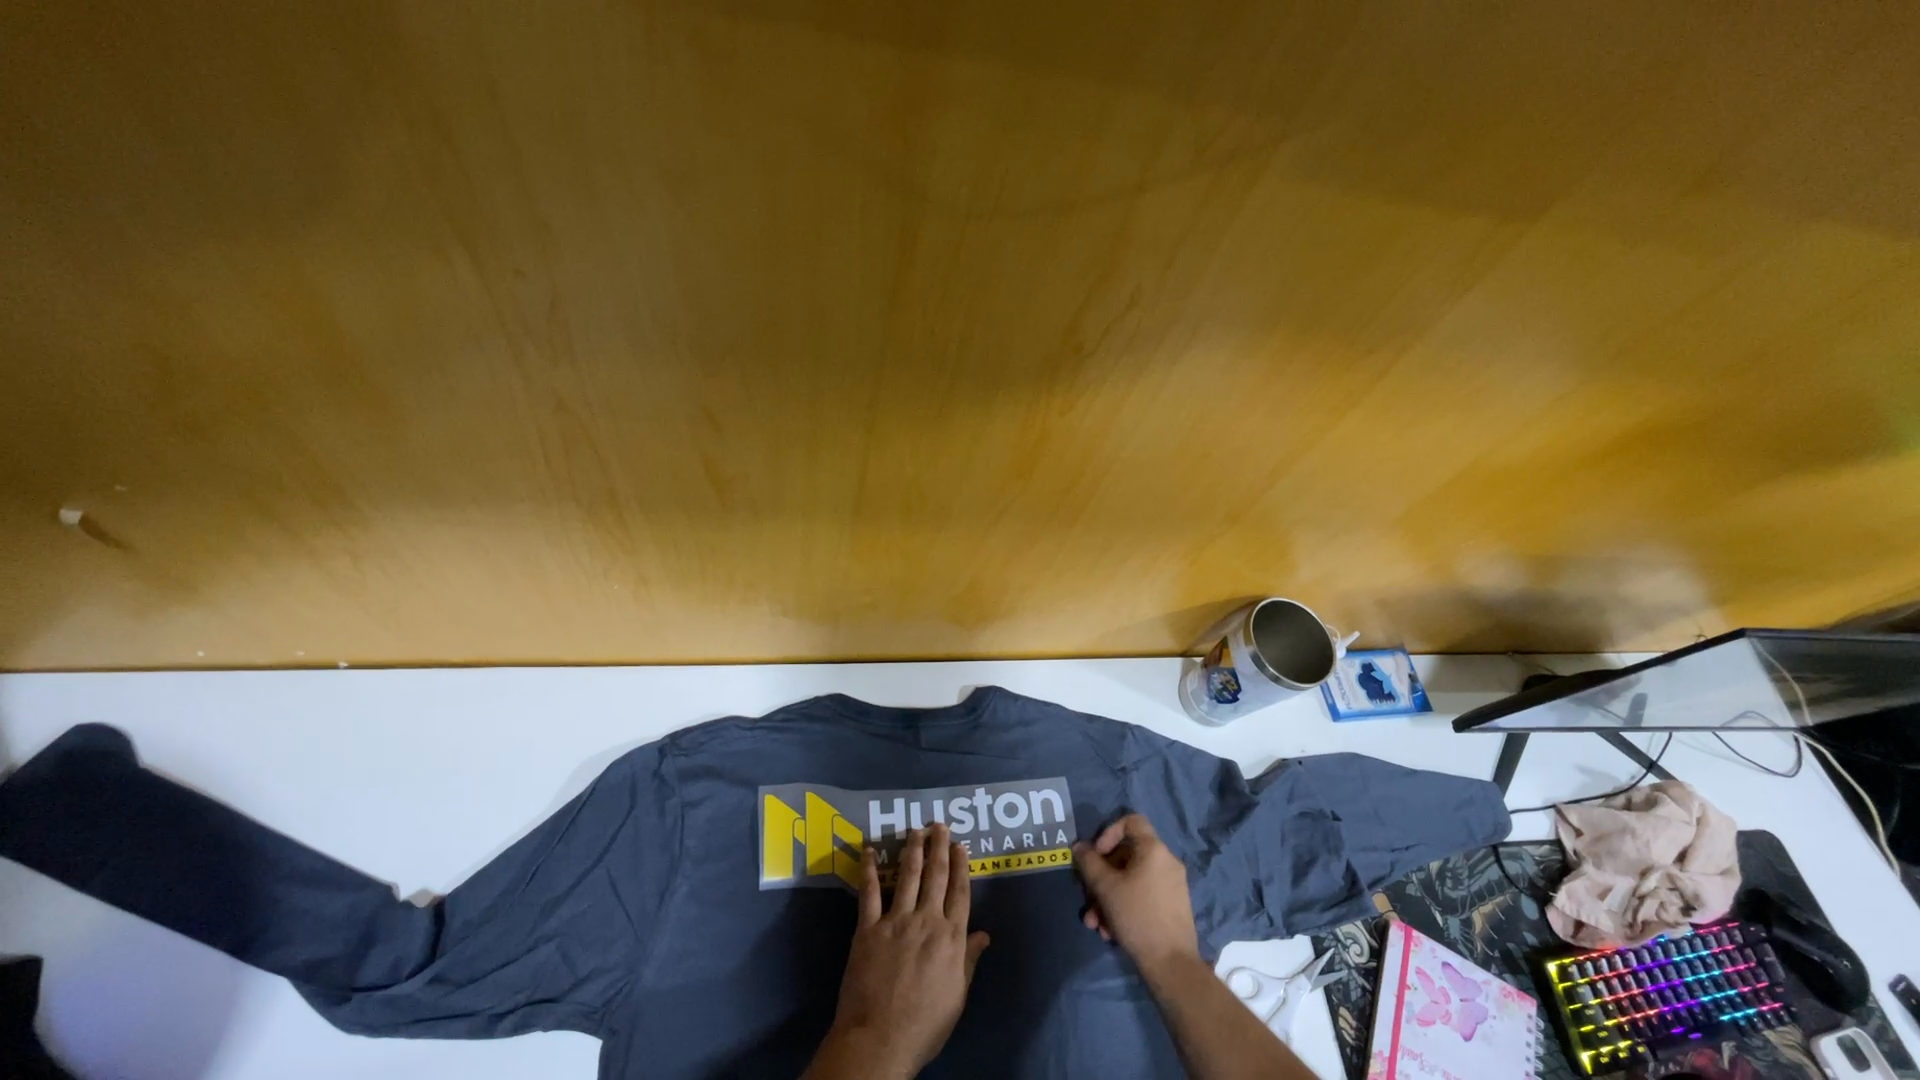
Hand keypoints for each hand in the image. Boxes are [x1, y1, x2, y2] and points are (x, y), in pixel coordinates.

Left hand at [804, 824, 990, 1079]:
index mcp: (951, 938)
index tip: (962, 846)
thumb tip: (984, 935)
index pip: (960, 893)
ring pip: (907, 876)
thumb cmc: (925, 1024)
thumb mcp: (957, 995)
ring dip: (912, 849)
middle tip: (940, 825)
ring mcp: (896, 921)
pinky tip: (870, 851)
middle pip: (936, 876)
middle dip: (939, 847)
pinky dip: (870, 869)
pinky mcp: (868, 928)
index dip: (961, 867)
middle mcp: (927, 921)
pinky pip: (870, 892)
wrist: (881, 1039)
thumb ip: (968, 960)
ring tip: (915, 830)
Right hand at [1073, 813, 1200, 975]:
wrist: (1172, 963)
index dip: (1108, 832)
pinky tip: (1110, 932)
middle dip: (1101, 878)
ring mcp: (1171, 885)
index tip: (1096, 855)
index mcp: (1154, 850)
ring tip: (1095, 924)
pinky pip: (1141, 896)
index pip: (1131, 821)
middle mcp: (1166, 862)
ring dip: (1107, 898)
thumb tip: (1079, 846)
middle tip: (1087, 897)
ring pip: (1130, 881)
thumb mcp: (1106, 888)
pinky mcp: (1171, 906)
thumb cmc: (1138, 916)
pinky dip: (1123, 907)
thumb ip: (1089, 863)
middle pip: (1125, 856)